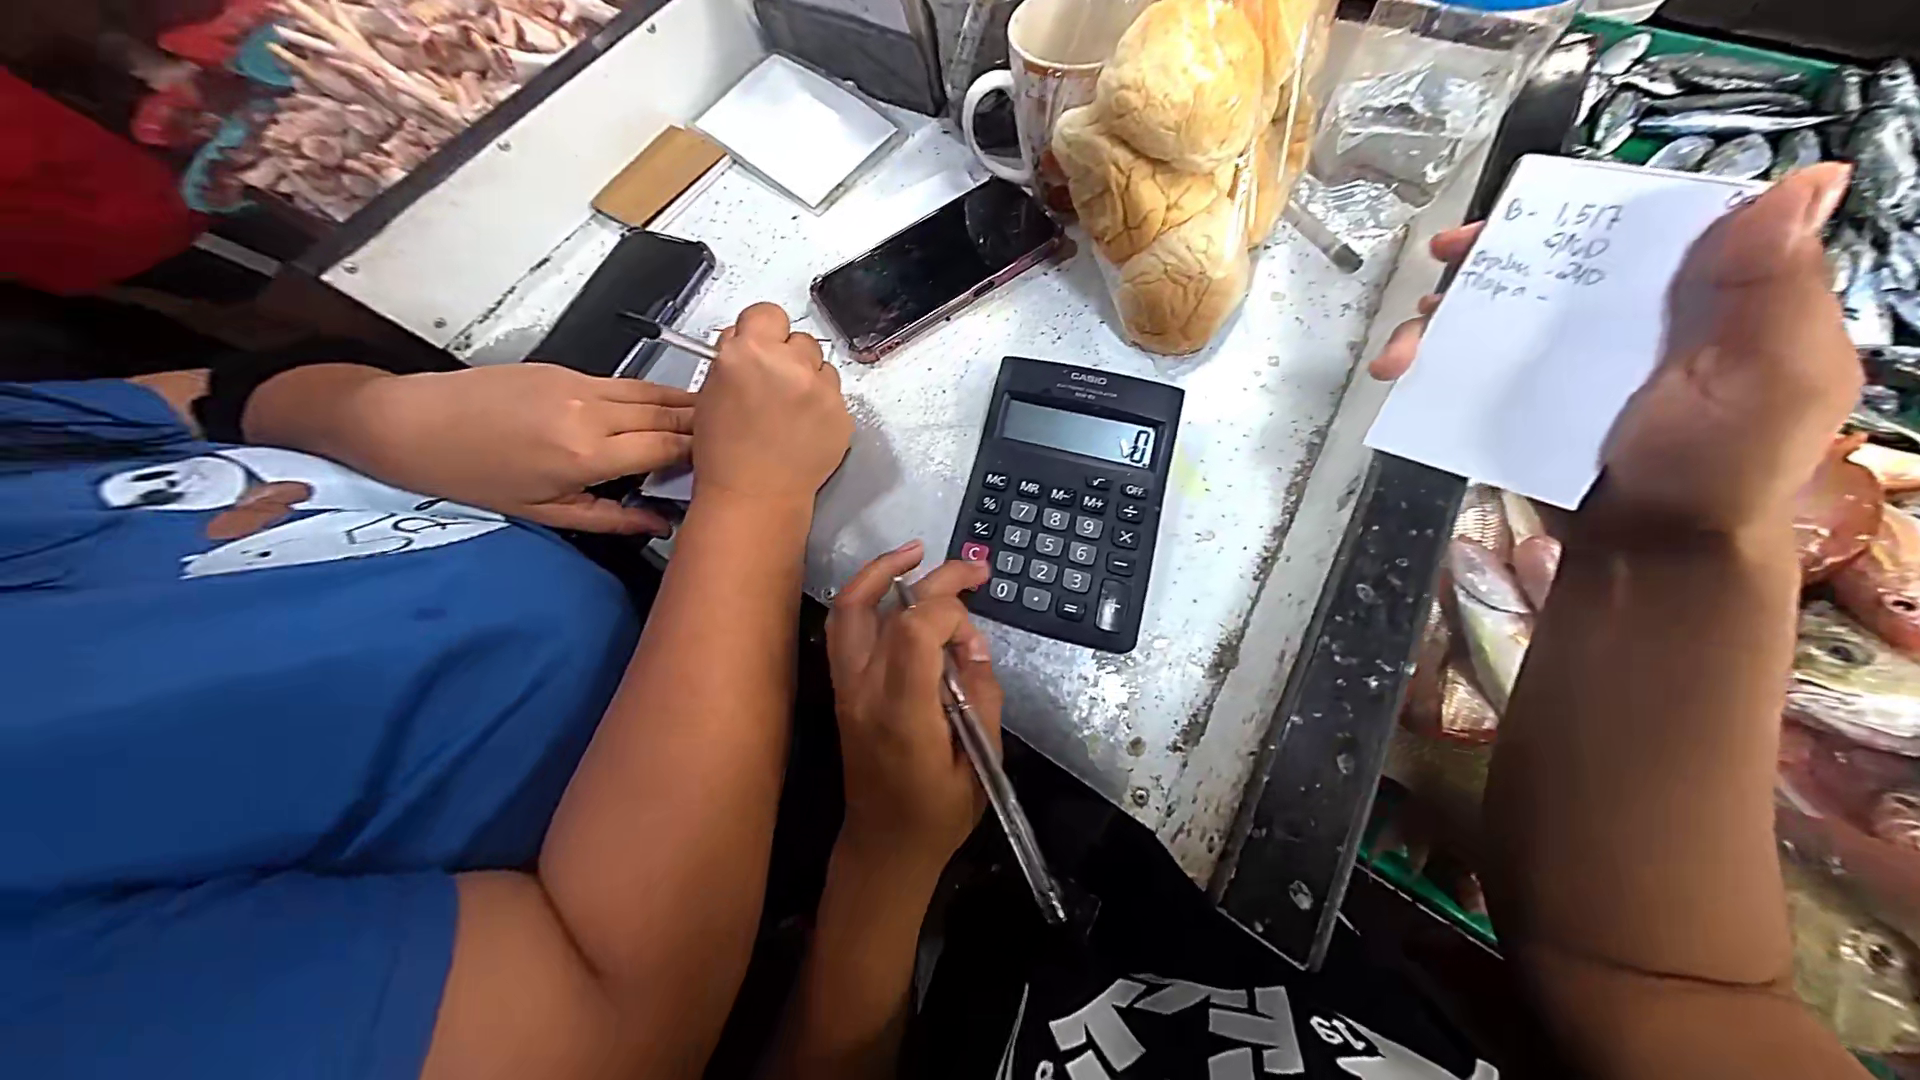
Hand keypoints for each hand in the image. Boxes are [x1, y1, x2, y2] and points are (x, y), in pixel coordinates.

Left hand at [299, 363, 693, 533]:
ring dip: (687, 403)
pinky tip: (669, 404)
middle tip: (738, 433)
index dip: (703, 452)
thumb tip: (662, 525)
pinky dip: (655, 394)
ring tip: (716, 415)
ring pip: (652, 392)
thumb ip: (613, 518)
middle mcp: (591, 412)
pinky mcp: (566, 370)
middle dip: (706, 423)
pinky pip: (626, 384)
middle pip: (668, 412)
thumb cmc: (475, 478)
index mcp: (587, 454)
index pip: (668, 446)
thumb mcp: (545, 512)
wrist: (407, 423)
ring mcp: (579, 385)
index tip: (729, 459)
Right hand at [695, 303, 852, 502]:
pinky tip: (804, 427)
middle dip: (789, 357)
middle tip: (775, 385)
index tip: (763, 344)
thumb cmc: (726, 454)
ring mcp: (821, 390)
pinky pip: (836, 396)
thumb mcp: (711, 391)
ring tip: (790, 411)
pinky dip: (823, 407)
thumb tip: (746, 336)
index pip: (768, 313)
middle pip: (800, 338)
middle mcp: (789, 365)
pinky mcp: (842, 414)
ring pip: (823, 366)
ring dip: (810, 379)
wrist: (755, 495)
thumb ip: (733, 354)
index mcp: (748, 353)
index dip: (764, 330)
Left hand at [825, 542, 1001, 870]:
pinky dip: (866, 595)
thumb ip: (982, 691)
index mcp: (902, 714)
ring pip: (848, 609)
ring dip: (881, 572)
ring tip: (918, 553)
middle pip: (887, 611)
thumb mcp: (984, 758)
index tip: (976, 639)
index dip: (951, 614)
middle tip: (975, 571)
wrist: (885, 846)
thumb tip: (972, 643)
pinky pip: (845, 628)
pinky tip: (894, 585)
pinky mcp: (842, 687)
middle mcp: (864, 692)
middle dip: (936, 581)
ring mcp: (845, 687)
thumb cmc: (940, 813)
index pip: (914, 631)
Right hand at [1366, 166, 1860, 537]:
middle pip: (1549, 269)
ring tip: (1404, 349)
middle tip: (1446, 256)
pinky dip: (1430, 368)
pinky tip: (1402, 374)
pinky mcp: (1520, 401)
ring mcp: (1564, 366)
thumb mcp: (1768, 374)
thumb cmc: (1716, 467)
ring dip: (1441, 322)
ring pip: (1496, 319)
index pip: (1638, 233)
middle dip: (1489, 258)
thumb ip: (1772, 289)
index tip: (1531, 211)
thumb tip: (1795, 184)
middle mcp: (1622, 323)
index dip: (1585, 212)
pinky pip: (1470, 371)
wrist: (1642, 546)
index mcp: (1694, 300)